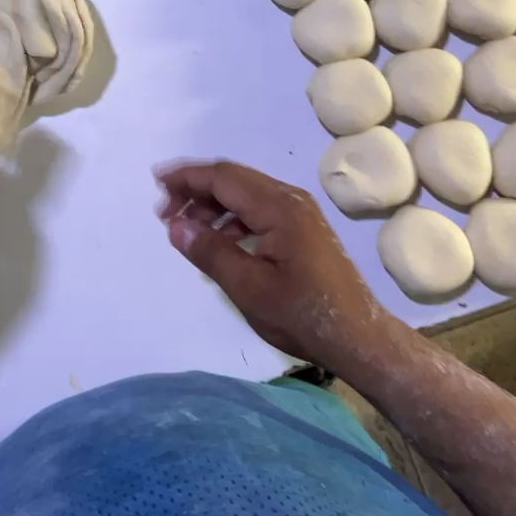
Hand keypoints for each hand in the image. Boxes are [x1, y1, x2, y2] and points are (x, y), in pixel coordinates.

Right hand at [157, 160, 395, 373]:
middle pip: (233, 179)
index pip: (223, 178)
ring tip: (186, 228)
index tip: (156, 181)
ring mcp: (299, 212)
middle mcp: (290, 199)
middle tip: (165, 212)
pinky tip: (218, 240)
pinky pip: (258, 208)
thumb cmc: (303, 315)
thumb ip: (210, 253)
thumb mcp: (249, 288)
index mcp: (279, 208)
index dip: (187, 177)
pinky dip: (231, 216)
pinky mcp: (302, 227)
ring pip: (245, 192)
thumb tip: (175, 225)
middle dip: (196, 189)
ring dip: (212, 203)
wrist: (359, 338)